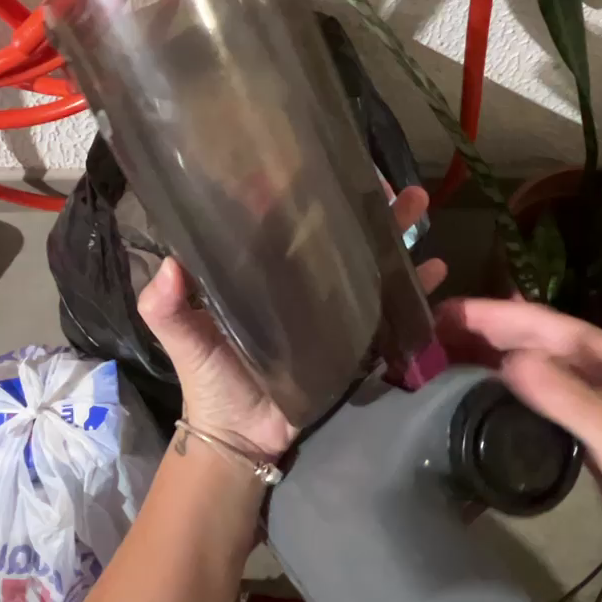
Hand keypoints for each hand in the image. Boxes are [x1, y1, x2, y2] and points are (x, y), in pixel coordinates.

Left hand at [138, 186, 446, 457]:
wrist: (242, 437)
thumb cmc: (209, 379)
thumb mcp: (183, 338)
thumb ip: (166, 306)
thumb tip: (170, 264)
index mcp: (261, 271)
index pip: (286, 221)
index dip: (307, 193)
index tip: (327, 165)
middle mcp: (299, 281)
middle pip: (337, 233)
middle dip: (364, 205)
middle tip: (387, 181)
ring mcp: (331, 308)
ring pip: (367, 260)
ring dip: (394, 232)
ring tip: (416, 205)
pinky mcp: (354, 338)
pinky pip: (387, 308)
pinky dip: (412, 289)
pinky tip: (435, 270)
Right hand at [435, 298, 601, 556]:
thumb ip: (571, 401)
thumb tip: (510, 360)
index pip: (540, 322)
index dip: (491, 314)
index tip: (443, 313)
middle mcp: (595, 367)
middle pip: (530, 335)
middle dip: (481, 329)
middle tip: (427, 334)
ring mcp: (589, 395)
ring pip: (528, 360)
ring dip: (487, 354)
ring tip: (440, 357)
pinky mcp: (582, 423)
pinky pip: (533, 390)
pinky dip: (501, 384)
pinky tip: (477, 392)